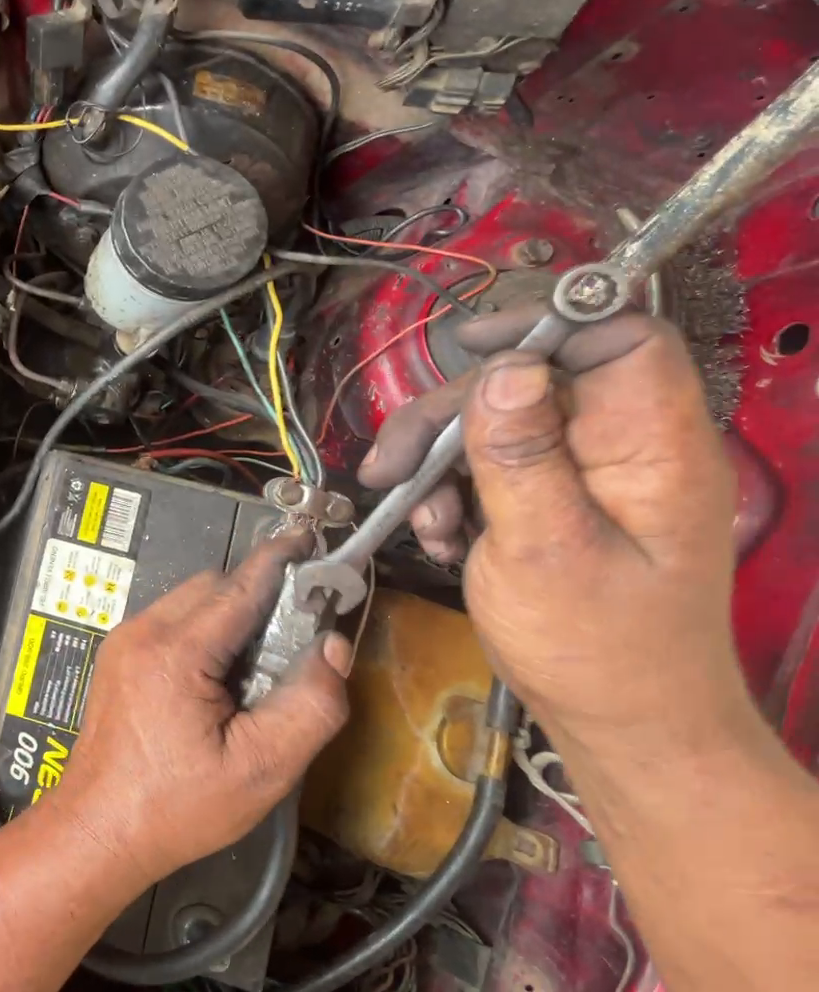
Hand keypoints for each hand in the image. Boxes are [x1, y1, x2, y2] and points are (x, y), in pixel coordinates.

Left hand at [46, 530, 351, 885]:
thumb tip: (332, 648)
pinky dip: (202, 635)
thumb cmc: (176, 805)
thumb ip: (310, 704)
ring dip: (229, 619)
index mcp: (173, 651)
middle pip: (211, 587)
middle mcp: (140, 633)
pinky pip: (169, 624)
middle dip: (257, 600)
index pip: (238, 587)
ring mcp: (122, 642)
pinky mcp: (118, 658)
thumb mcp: (263, 767)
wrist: (102, 824)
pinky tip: (220, 683)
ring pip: (188, 602)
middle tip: (295, 642)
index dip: (281, 564)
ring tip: (257, 674)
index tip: (311, 545)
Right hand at [359, 312, 746, 743]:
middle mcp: (623, 449)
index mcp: (652, 449)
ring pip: (496, 424)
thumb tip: (506, 370)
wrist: (615, 720)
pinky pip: (489, 468)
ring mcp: (586, 476)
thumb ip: (521, 456)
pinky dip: (449, 494)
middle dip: (451, 417)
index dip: (546, 326)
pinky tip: (438, 533)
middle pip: (530, 383)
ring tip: (414, 514)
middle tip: (393, 464)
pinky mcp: (553, 501)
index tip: (467, 346)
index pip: (619, 342)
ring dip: (437, 462)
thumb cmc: (596, 646)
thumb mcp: (544, 549)